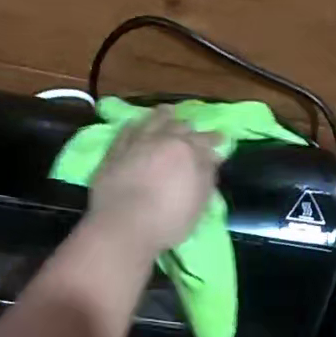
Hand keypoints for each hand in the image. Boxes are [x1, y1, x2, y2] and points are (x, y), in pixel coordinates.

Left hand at [85, 107, 224, 253]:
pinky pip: (126, 131)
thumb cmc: (168, 220)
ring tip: (168, 112)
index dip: (214, 140)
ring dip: (163, 115)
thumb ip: (206, 177)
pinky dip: (135, 125)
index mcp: (188, 151)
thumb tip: (213, 158)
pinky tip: (136, 124)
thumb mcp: (198, 204)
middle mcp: (163, 139)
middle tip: (193, 128)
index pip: (205, 141)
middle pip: (180, 127)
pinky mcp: (115, 151)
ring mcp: (137, 142)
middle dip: (189, 128)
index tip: (220, 139)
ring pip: (153, 121)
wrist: (123, 225)